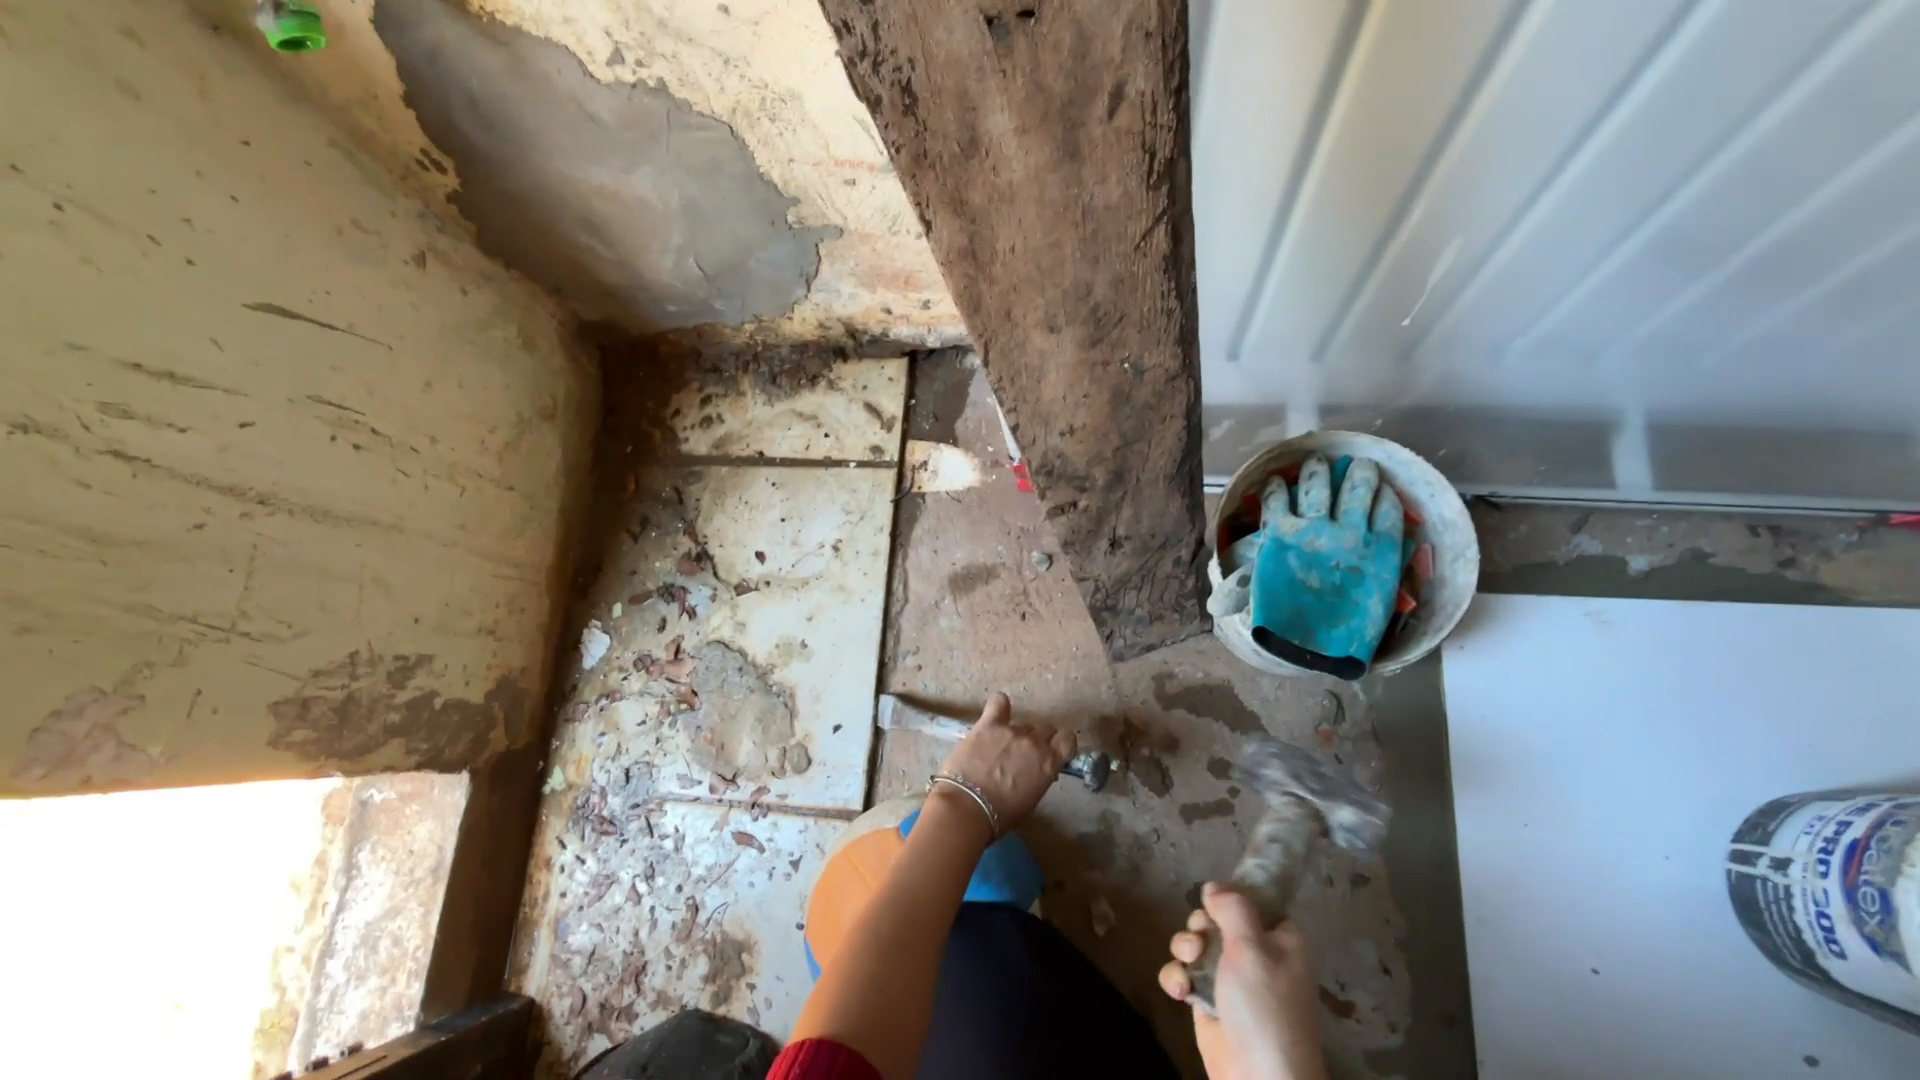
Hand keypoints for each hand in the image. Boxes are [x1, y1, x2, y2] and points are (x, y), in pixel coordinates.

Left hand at [934, 692, 1072, 833]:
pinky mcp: (987, 724)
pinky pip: (998, 703)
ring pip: (1022, 723)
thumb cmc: (1000, 815)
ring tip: (999, 749)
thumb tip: (1039, 768)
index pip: (1068, 739)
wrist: (967, 808)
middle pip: (1044, 729)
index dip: (1060, 744)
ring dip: (1016, 734)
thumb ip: (1040, 777)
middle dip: (1037, 741)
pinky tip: (995, 716)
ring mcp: (1011, 730)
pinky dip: (999, 707)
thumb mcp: (1031, 799)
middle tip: (1022, 756)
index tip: (1052, 752)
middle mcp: (1034, 742)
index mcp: (1049, 762)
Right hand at [1159, 883, 1325, 1079]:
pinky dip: (1177, 979)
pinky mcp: (1208, 1002)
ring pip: (1196, 945)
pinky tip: (1179, 991)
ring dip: (1184, 950)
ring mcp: (1230, 980)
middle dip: (1199, 925)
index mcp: (1281, 939)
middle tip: (1200, 939)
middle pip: (1217, 919)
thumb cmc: (1264, 1007)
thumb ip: (1232, 907)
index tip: (1213, 899)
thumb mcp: (1252, 947)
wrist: (1260, 1079)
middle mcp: (1257, 955)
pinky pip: (1184, 975)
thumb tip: (1213, 885)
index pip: (1255, 902)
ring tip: (1188, 965)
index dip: (1231, 897)